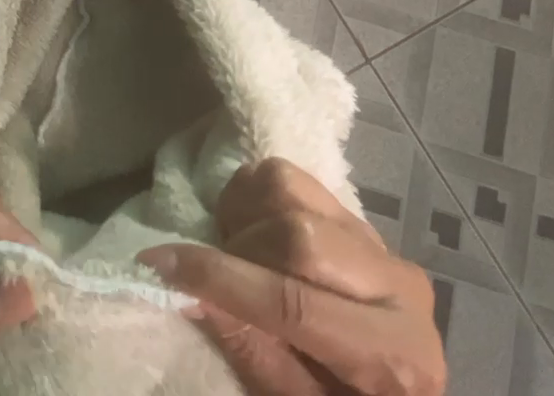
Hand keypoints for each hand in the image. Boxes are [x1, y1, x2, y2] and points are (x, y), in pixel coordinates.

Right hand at [138, 159, 444, 395]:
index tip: (156, 263)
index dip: (218, 279)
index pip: (293, 302)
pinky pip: (290, 178)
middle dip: (236, 248)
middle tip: (214, 274)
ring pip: (288, 188)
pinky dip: (253, 196)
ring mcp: (378, 244)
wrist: (390, 392)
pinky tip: (255, 234)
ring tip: (238, 251)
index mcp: (391, 355)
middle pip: (296, 233)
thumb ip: (246, 348)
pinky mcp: (356, 220)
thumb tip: (186, 289)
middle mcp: (397, 288)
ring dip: (243, 215)